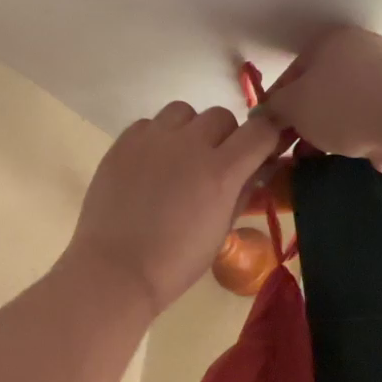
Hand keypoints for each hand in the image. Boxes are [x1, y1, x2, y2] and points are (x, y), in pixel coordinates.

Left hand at [63, 103, 279, 312]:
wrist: (116, 269)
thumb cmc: (175, 261)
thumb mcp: (221, 230)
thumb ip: (242, 192)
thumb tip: (256, 169)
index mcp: (222, 171)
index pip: (261, 130)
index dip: (265, 138)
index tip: (259, 152)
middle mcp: (189, 144)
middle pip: (221, 116)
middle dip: (224, 137)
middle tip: (212, 165)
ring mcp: (152, 139)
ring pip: (183, 112)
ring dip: (188, 130)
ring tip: (177, 160)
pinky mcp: (123, 142)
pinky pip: (148, 124)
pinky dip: (155, 138)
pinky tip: (148, 165)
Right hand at [262, 27, 381, 172]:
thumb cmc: (343, 106)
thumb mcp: (293, 106)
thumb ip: (273, 109)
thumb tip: (265, 115)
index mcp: (332, 41)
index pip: (291, 72)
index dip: (275, 104)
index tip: (268, 132)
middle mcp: (361, 50)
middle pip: (318, 89)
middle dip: (301, 119)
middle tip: (289, 147)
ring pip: (342, 106)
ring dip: (324, 131)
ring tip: (313, 156)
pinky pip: (366, 119)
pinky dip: (351, 135)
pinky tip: (343, 154)